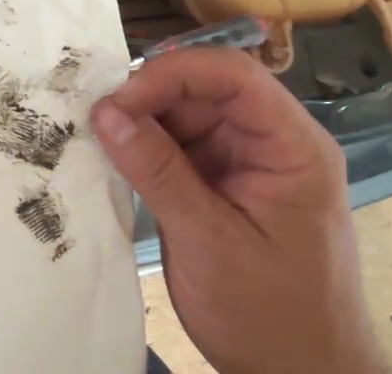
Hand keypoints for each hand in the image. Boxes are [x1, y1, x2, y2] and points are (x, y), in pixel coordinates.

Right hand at [90, 49, 384, 373]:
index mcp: (294, 148)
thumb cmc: (270, 319)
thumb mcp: (209, 245)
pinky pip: (182, 143)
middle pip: (206, 88)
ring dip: (143, 120)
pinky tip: (118, 156)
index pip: (235, 76)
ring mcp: (249, 161)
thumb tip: (105, 110)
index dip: (174, 72)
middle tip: (97, 119)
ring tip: (99, 137)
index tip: (119, 99)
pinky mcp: (225, 180)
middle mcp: (274, 142)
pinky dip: (147, 145)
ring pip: (188, 112)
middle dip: (150, 96)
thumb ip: (158, 172)